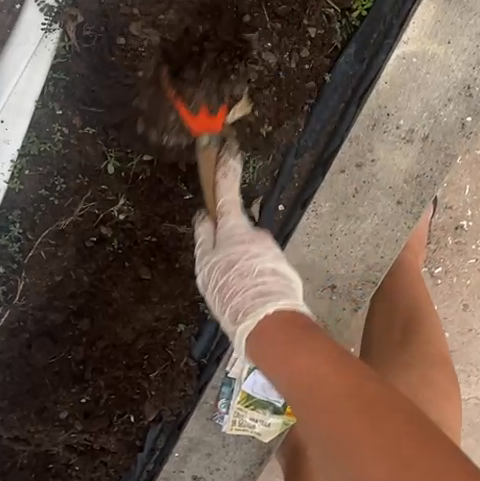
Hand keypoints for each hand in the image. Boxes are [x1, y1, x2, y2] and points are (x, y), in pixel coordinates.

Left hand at [192, 147, 312, 356]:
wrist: (266, 326)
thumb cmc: (275, 285)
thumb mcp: (270, 251)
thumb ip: (255, 237)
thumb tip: (247, 235)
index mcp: (230, 236)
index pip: (226, 196)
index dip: (226, 174)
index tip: (224, 154)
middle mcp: (211, 253)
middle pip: (204, 223)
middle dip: (212, 216)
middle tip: (225, 212)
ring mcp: (206, 274)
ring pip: (206, 248)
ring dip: (218, 243)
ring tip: (238, 251)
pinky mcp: (210, 292)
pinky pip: (212, 268)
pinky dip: (222, 263)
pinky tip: (239, 273)